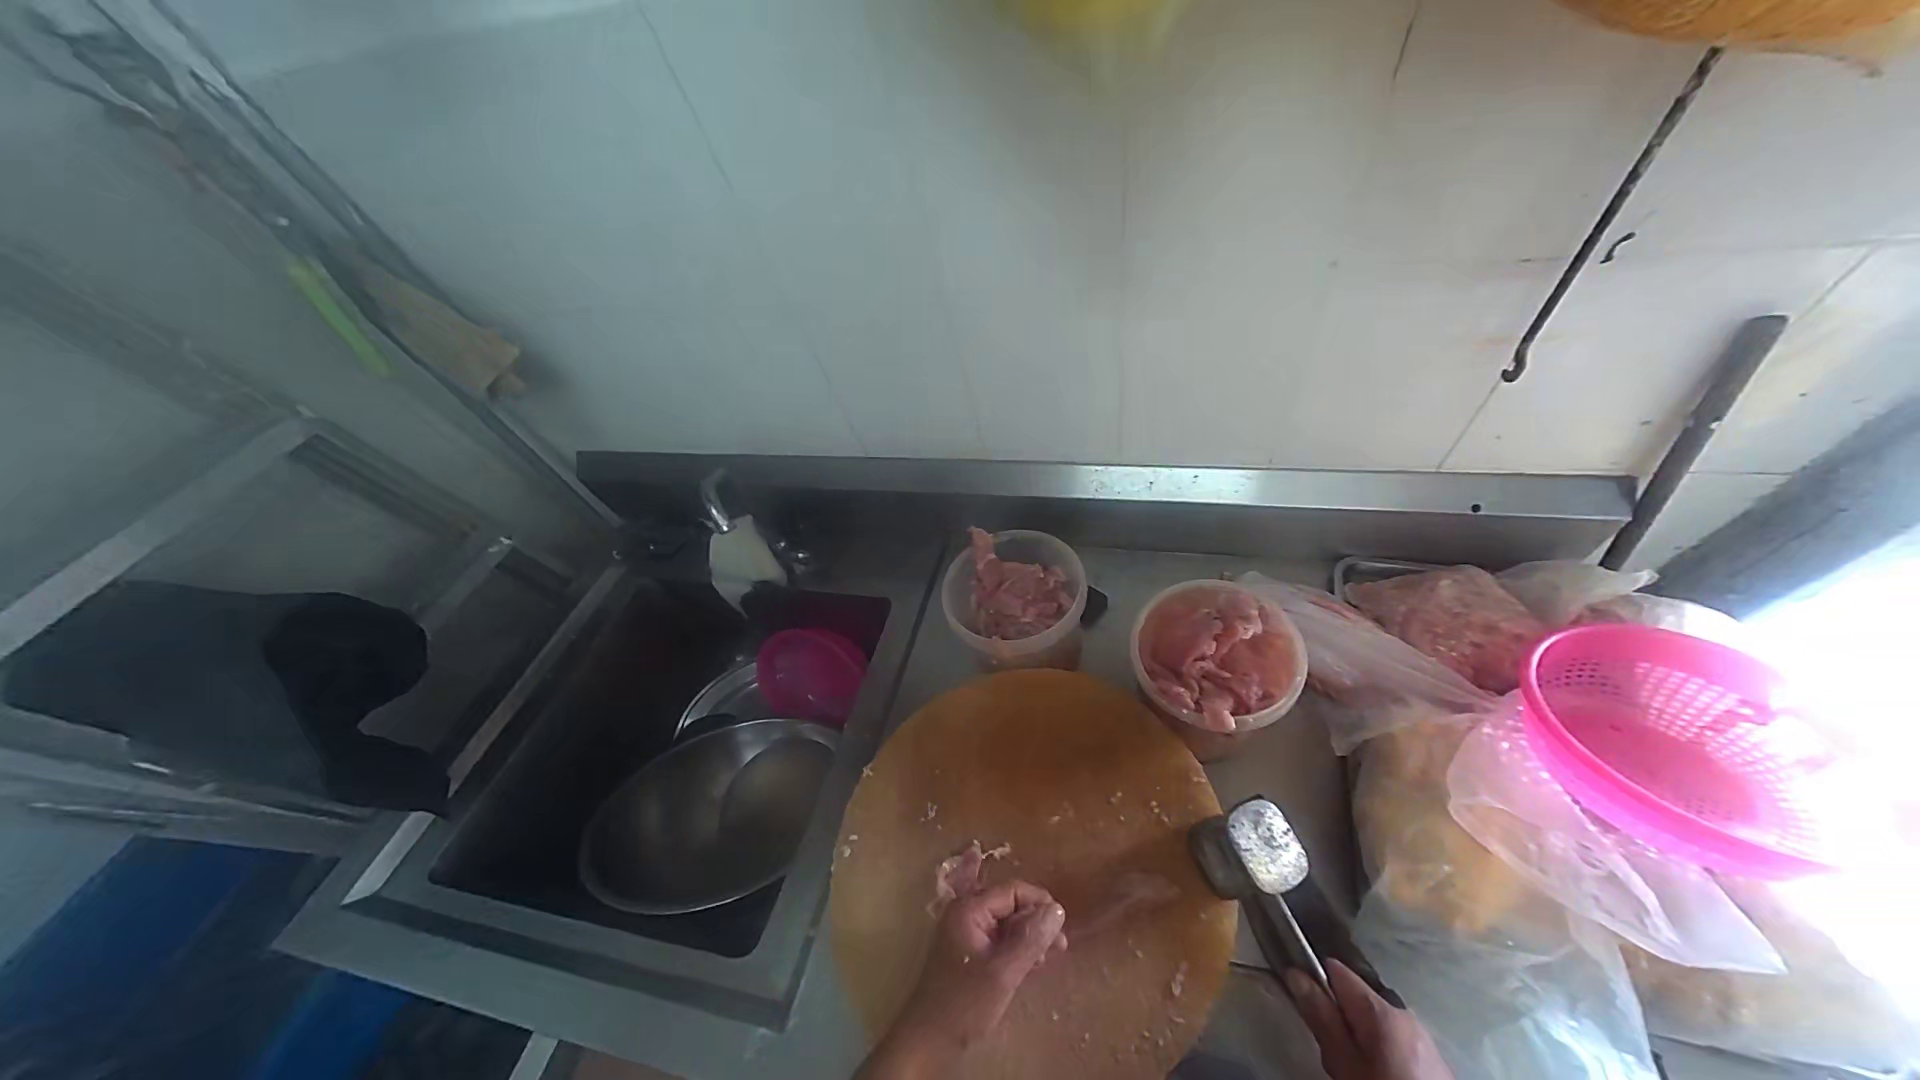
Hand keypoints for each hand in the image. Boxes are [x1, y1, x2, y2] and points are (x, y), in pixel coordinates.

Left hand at [856, 880, 1067, 1079]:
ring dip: (1028, 935)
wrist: (930, 1040)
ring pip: (1005, 922)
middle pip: (1008, 904)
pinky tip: (1033, 962)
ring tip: (1049, 955)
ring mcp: (966, 932)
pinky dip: (1016, 947)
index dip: (1039, 902)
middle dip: (1035, 920)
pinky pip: (999, 938)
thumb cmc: (964, 1003)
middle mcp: (965, 913)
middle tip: (1059, 945)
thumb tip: (1057, 909)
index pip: (1011, 890)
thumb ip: (1030, 939)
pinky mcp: (969, 952)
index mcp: (968, 909)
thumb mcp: (1003, 972)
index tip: (1061, 924)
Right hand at [1286, 960, 1454, 1079]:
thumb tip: (1297, 975)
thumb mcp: (1343, 1062)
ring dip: (1361, 1035)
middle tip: (1332, 1050)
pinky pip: (1396, 1040)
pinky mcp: (1435, 1061)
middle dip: (1339, 1015)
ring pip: (1376, 1020)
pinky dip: (1383, 1051)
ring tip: (1356, 1069)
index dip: (1314, 979)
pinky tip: (1381, 1076)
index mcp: (1380, 1008)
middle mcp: (1404, 1012)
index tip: (1305, 1003)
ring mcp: (1424, 1037)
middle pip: (1356, 997)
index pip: (1335, 969)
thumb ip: (1321, 1017)